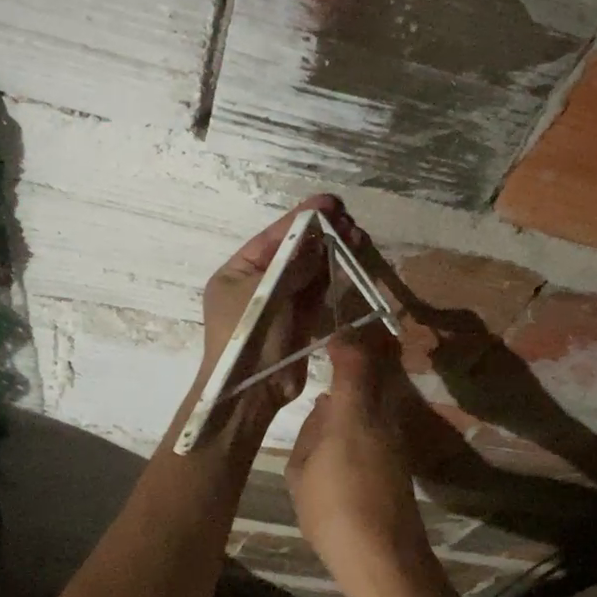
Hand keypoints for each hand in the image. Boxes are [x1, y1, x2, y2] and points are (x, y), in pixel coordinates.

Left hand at [194, 195, 360, 425]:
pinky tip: (353, 262)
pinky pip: (318, 293)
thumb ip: (293, 264)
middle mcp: (258, 284)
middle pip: (294, 252)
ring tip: (358, 238)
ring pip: (310, 271)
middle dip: (323, 235)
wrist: (250, 392)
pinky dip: (334, 277)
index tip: (331, 203)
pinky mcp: (299, 323)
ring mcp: (280, 304)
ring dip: (333, 254)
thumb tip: (318, 241)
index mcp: (238, 273)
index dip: (303, 218)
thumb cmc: (248, 337)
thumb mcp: (267, 293)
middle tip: (351, 222)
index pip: (274, 237)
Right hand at [286, 323, 462, 596]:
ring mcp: (396, 438)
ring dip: (364, 383)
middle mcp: (383, 417)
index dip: (344, 341)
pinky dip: (366, 410)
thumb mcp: (301, 472)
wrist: (383, 558)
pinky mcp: (401, 459)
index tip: (327, 336)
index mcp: (354, 413)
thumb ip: (310, 433)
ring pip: (383, 395)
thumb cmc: (333, 513)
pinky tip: (343, 427)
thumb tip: (324, 409)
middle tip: (336, 349)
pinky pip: (382, 420)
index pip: (355, 358)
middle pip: (379, 370)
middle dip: (360, 355)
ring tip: (334, 385)